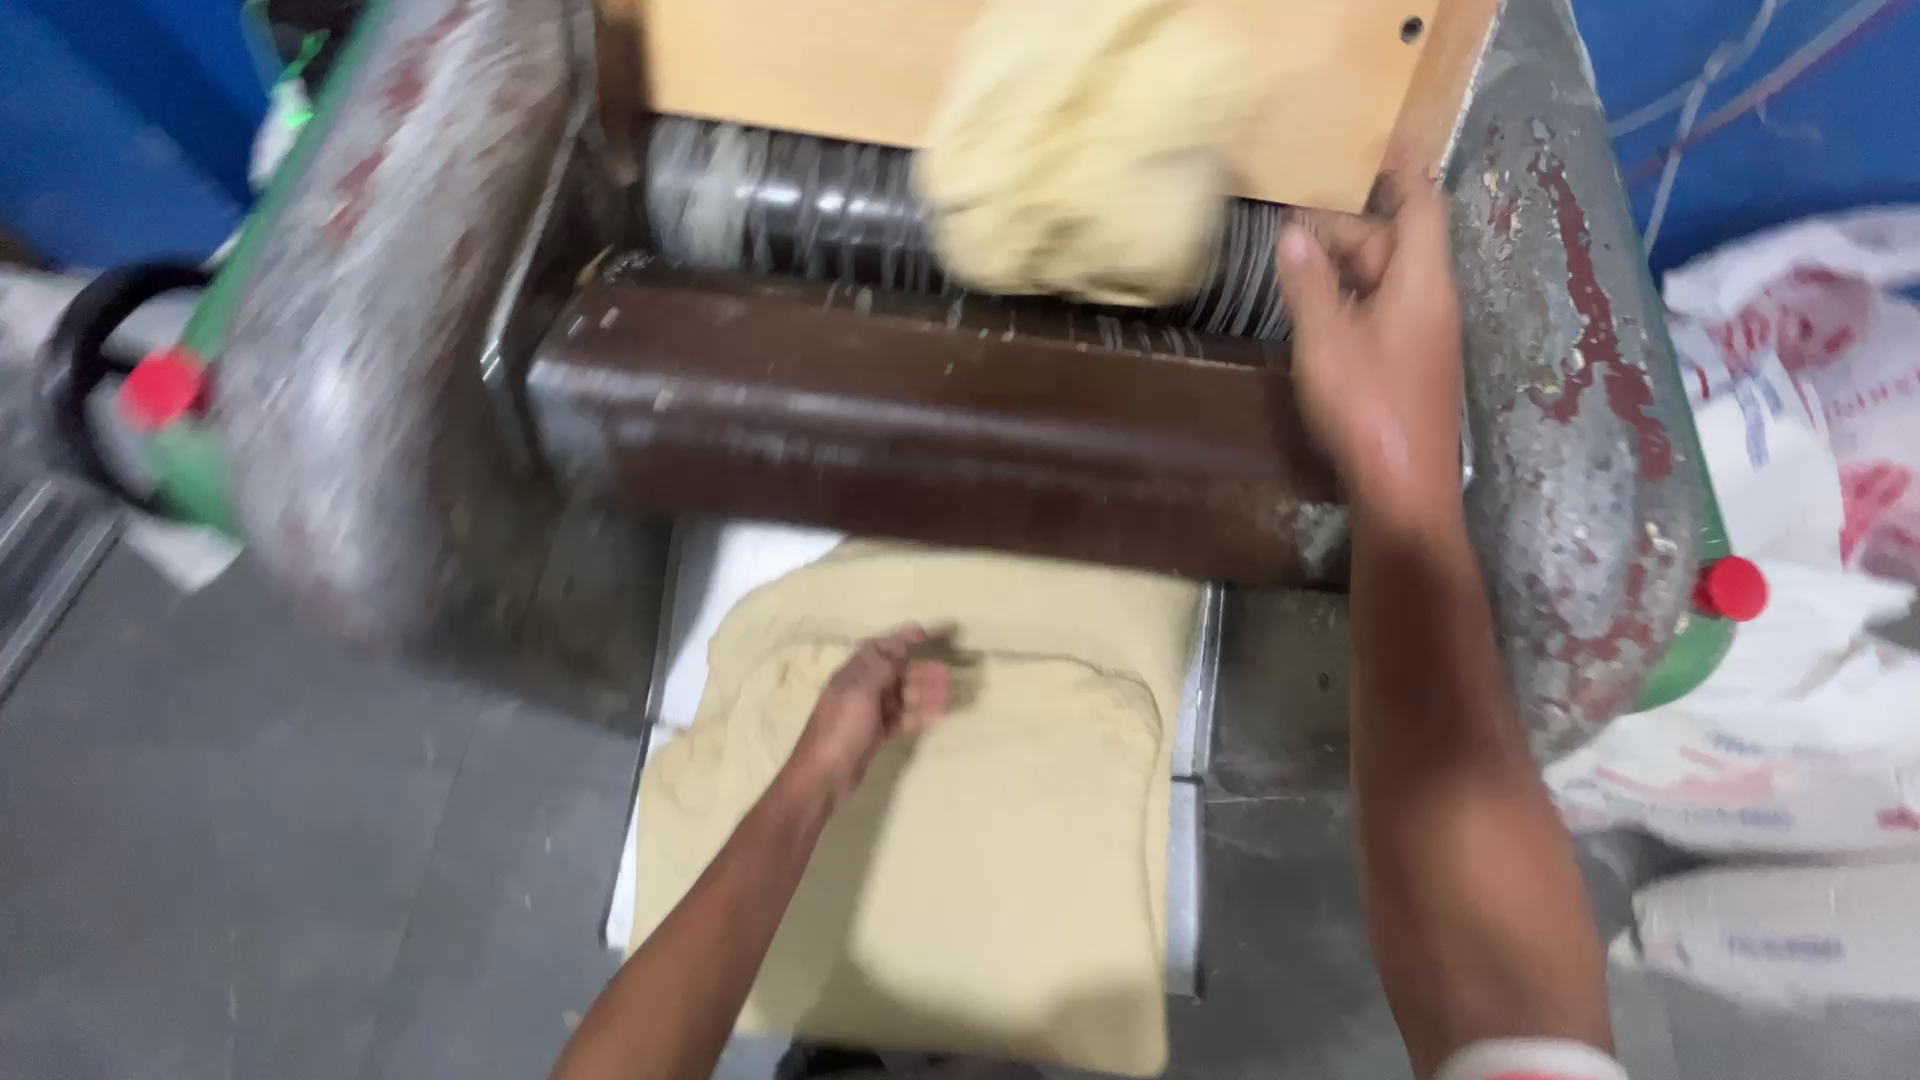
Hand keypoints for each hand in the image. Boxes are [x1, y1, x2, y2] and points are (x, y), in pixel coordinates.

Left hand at [782, 626, 951, 804]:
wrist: (824, 775)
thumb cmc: (841, 728)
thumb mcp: (861, 691)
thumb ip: (882, 667)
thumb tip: (901, 647)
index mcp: (853, 673)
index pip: (879, 647)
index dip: (900, 638)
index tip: (924, 634)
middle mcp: (862, 689)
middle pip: (895, 673)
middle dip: (920, 670)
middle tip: (946, 673)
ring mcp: (869, 712)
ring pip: (902, 697)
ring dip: (924, 693)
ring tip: (948, 694)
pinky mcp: (877, 734)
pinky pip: (902, 719)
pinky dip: (919, 715)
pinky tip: (938, 715)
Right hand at [1278, 165, 1465, 535]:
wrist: (1403, 483)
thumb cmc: (1366, 405)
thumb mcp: (1325, 341)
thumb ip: (1309, 286)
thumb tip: (1291, 236)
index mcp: (1421, 283)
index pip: (1421, 206)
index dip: (1403, 172)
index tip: (1383, 144)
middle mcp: (1431, 300)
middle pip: (1396, 245)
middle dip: (1348, 230)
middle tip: (1292, 230)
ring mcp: (1423, 335)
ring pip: (1387, 282)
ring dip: (1346, 267)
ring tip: (1296, 266)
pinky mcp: (1411, 364)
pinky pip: (1384, 311)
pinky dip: (1352, 299)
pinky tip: (1317, 314)